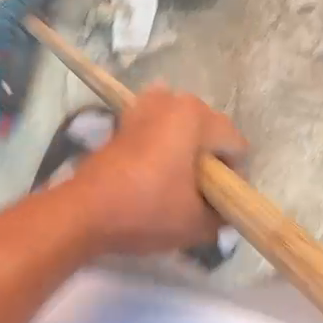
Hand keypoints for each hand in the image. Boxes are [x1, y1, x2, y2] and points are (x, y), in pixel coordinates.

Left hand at [65, 87, 247, 255]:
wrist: (87, 211)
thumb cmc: (147, 210)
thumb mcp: (197, 223)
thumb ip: (223, 214)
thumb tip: (226, 208)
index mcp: (197, 116)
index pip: (235, 144)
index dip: (234, 176)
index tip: (220, 202)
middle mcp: (175, 100)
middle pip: (211, 130)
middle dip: (211, 160)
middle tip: (201, 195)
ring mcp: (148, 104)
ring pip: (185, 126)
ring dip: (188, 148)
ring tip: (177, 183)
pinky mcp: (128, 117)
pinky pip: (160, 125)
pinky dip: (164, 141)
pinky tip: (157, 168)